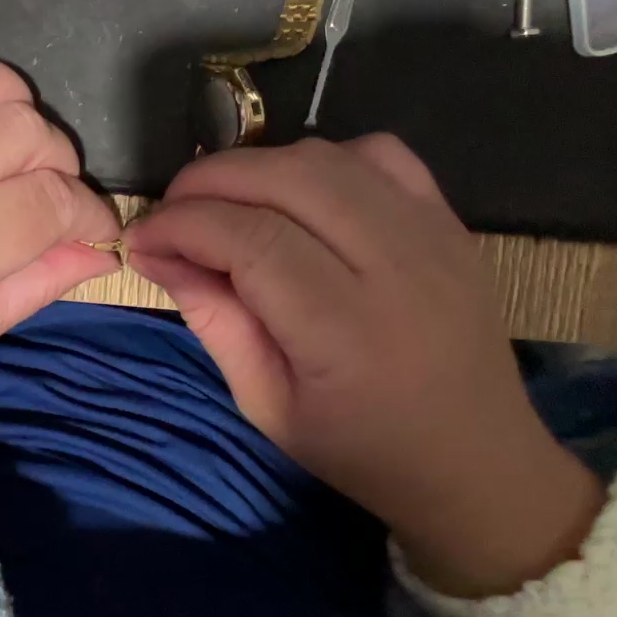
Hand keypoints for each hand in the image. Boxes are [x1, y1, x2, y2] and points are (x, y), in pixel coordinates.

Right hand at [124, 136, 603, 597]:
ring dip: (255, 167)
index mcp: (347, 332)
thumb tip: (152, 251)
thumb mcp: (263, 401)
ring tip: (220, 204)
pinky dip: (319, 161)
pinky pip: (376, 154)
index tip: (140, 238)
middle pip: (286, 178)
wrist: (476, 461)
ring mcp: (433, 235)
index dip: (181, 225)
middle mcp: (398, 268)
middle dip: (207, 182)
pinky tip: (295, 197)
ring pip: (325, 157)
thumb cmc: (358, 447)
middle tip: (169, 213)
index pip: (249, 239)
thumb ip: (209, 317)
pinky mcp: (449, 221)